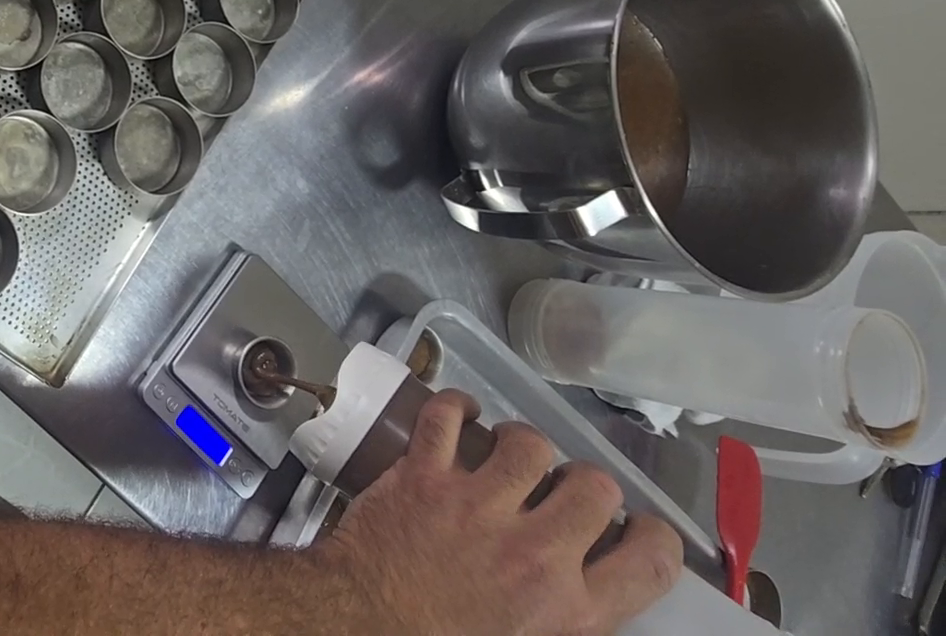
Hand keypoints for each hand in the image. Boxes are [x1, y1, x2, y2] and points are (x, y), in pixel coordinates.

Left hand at [316, 390, 681, 635]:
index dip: (652, 534)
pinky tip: (462, 411)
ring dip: (523, 441)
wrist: (365, 624)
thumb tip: (584, 591)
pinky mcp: (422, 474)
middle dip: (583, 479)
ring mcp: (475, 505)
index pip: (649, 560)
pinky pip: (445, 417)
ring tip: (509, 450)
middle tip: (559, 485)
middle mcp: (534, 551)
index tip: (633, 524)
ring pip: (526, 443)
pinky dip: (455, 405)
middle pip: (593, 486)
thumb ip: (568, 617)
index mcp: (572, 608)